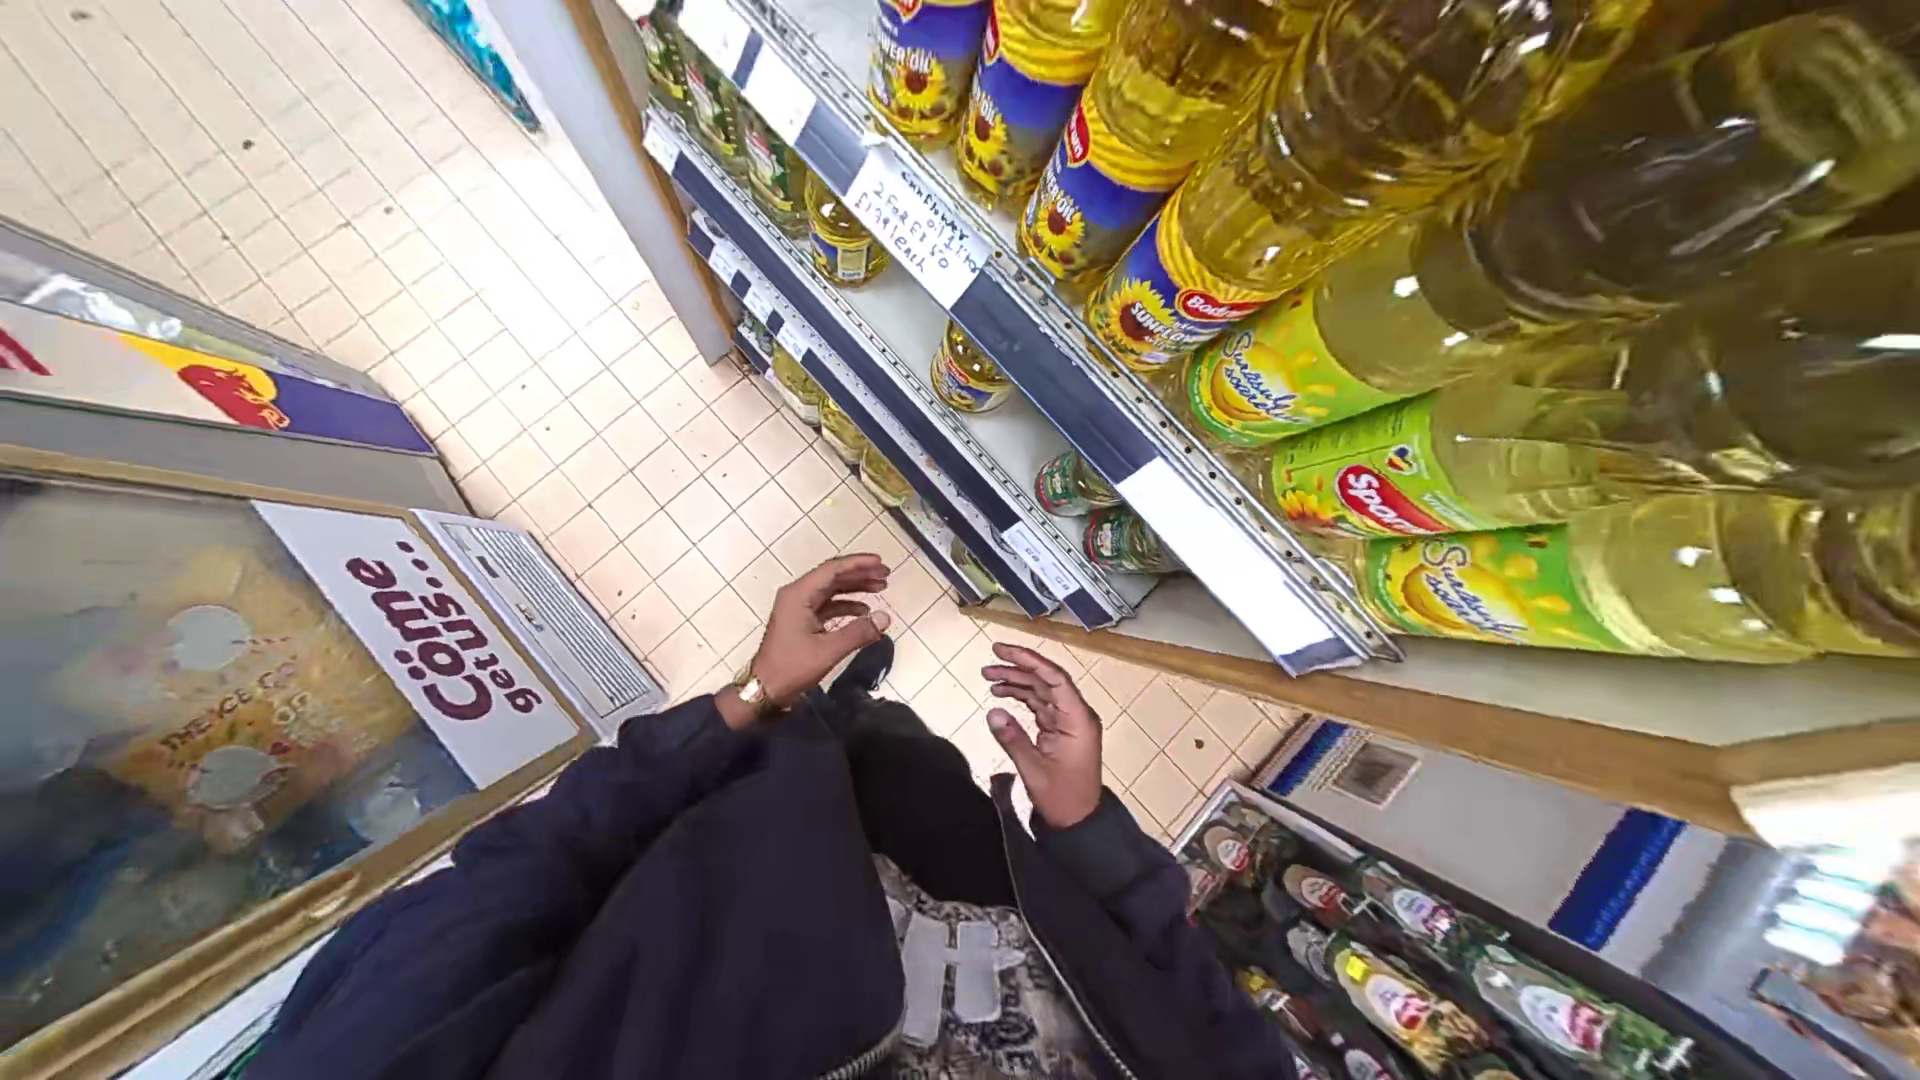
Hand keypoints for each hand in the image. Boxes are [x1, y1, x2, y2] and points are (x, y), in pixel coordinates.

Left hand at [740, 554, 891, 715]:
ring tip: (881, 587)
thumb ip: (859, 632)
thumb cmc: (792, 668)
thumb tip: (885, 618)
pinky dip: (847, 604)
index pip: (832, 569)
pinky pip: (828, 605)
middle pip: (833, 576)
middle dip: (860, 573)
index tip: (881, 562)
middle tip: (886, 573)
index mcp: (799, 595)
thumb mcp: (828, 651)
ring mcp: (799, 607)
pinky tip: (864, 610)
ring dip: (855, 587)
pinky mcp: (802, 620)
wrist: (764, 690)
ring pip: (832, 589)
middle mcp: (798, 595)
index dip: (858, 564)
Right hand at [981, 643, 1102, 828]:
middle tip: (990, 660)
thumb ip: (1013, 739)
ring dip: (1016, 681)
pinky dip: (1020, 696)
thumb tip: (992, 711)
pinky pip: (1039, 704)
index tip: (1003, 650)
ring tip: (988, 677)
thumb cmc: (1062, 798)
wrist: (1079, 823)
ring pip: (1041, 690)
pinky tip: (1001, 693)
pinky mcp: (1059, 728)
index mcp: (1077, 719)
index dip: (1029, 660)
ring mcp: (1068, 721)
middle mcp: (1075, 714)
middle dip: (1018, 667)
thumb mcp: (1034, 770)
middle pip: (1046, 680)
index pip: (1054, 678)